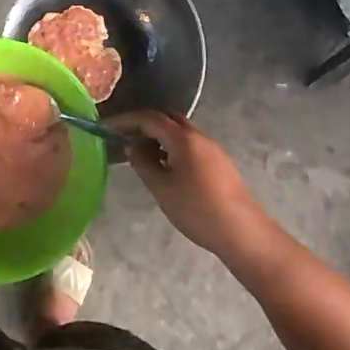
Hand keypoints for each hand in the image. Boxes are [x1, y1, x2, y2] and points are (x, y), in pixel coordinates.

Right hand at [116, 111, 275, 261]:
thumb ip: (144, 163)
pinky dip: (172, 146)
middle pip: (167, 119)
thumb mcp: (162, 189)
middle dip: (144, 124)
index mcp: (183, 138)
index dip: (126, 120)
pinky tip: (165, 166)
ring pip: (180, 131)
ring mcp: (212, 147)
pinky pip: (190, 143)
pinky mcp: (218, 161)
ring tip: (141, 154)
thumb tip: (132, 145)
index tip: (107, 126)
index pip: (150, 118)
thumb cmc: (197, 210)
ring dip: (159, 136)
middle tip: (124, 137)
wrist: (241, 230)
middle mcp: (199, 136)